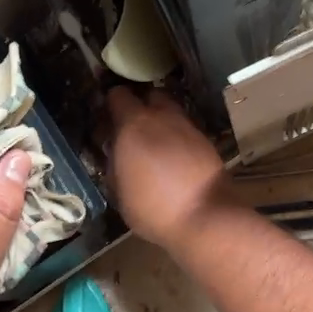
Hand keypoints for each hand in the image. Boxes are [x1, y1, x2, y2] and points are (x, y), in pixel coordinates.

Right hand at [105, 88, 232, 250]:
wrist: (206, 216)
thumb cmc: (153, 207)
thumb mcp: (119, 190)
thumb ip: (114, 162)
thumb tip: (115, 151)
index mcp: (133, 125)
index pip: (117, 95)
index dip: (110, 104)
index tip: (107, 120)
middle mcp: (161, 117)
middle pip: (148, 96)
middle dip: (139, 107)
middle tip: (131, 129)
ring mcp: (187, 126)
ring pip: (169, 111)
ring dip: (160, 121)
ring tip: (154, 144)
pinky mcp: (205, 139)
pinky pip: (184, 128)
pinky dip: (176, 136)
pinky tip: (173, 157)